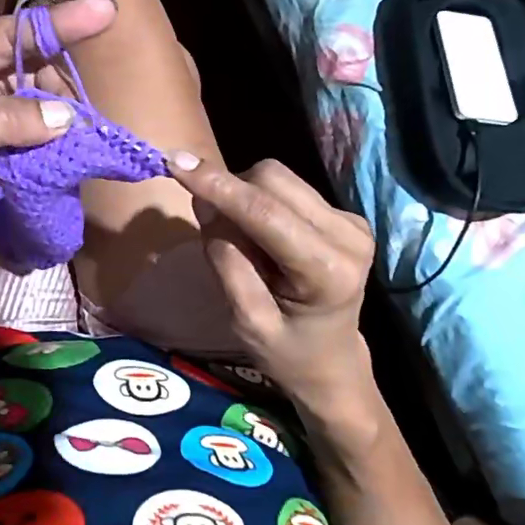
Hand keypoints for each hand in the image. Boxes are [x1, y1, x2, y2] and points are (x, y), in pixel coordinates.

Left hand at [0, 0, 116, 258]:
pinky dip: (61, 144)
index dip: (55, 24)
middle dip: (60, 75)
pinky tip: (80, 145)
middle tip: (84, 98)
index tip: (104, 12)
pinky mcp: (4, 161)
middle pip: (29, 67)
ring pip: (41, 106)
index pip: (6, 35)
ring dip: (65, 114)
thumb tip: (67, 118)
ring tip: (86, 125)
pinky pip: (41, 143)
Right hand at [169, 153, 383, 428]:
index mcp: (328, 270)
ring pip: (278, 178)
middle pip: (273, 180)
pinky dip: (259, 203)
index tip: (174, 162)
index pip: (265, 214)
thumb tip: (206, 203)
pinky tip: (262, 239)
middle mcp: (348, 235)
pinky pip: (286, 188)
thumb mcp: (246, 322)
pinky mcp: (342, 214)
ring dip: (244, 197)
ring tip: (245, 244)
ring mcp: (350, 220)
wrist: (331, 362)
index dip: (218, 185)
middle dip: (231, 192)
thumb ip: (227, 264)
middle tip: (215, 232)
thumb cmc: (286, 352)